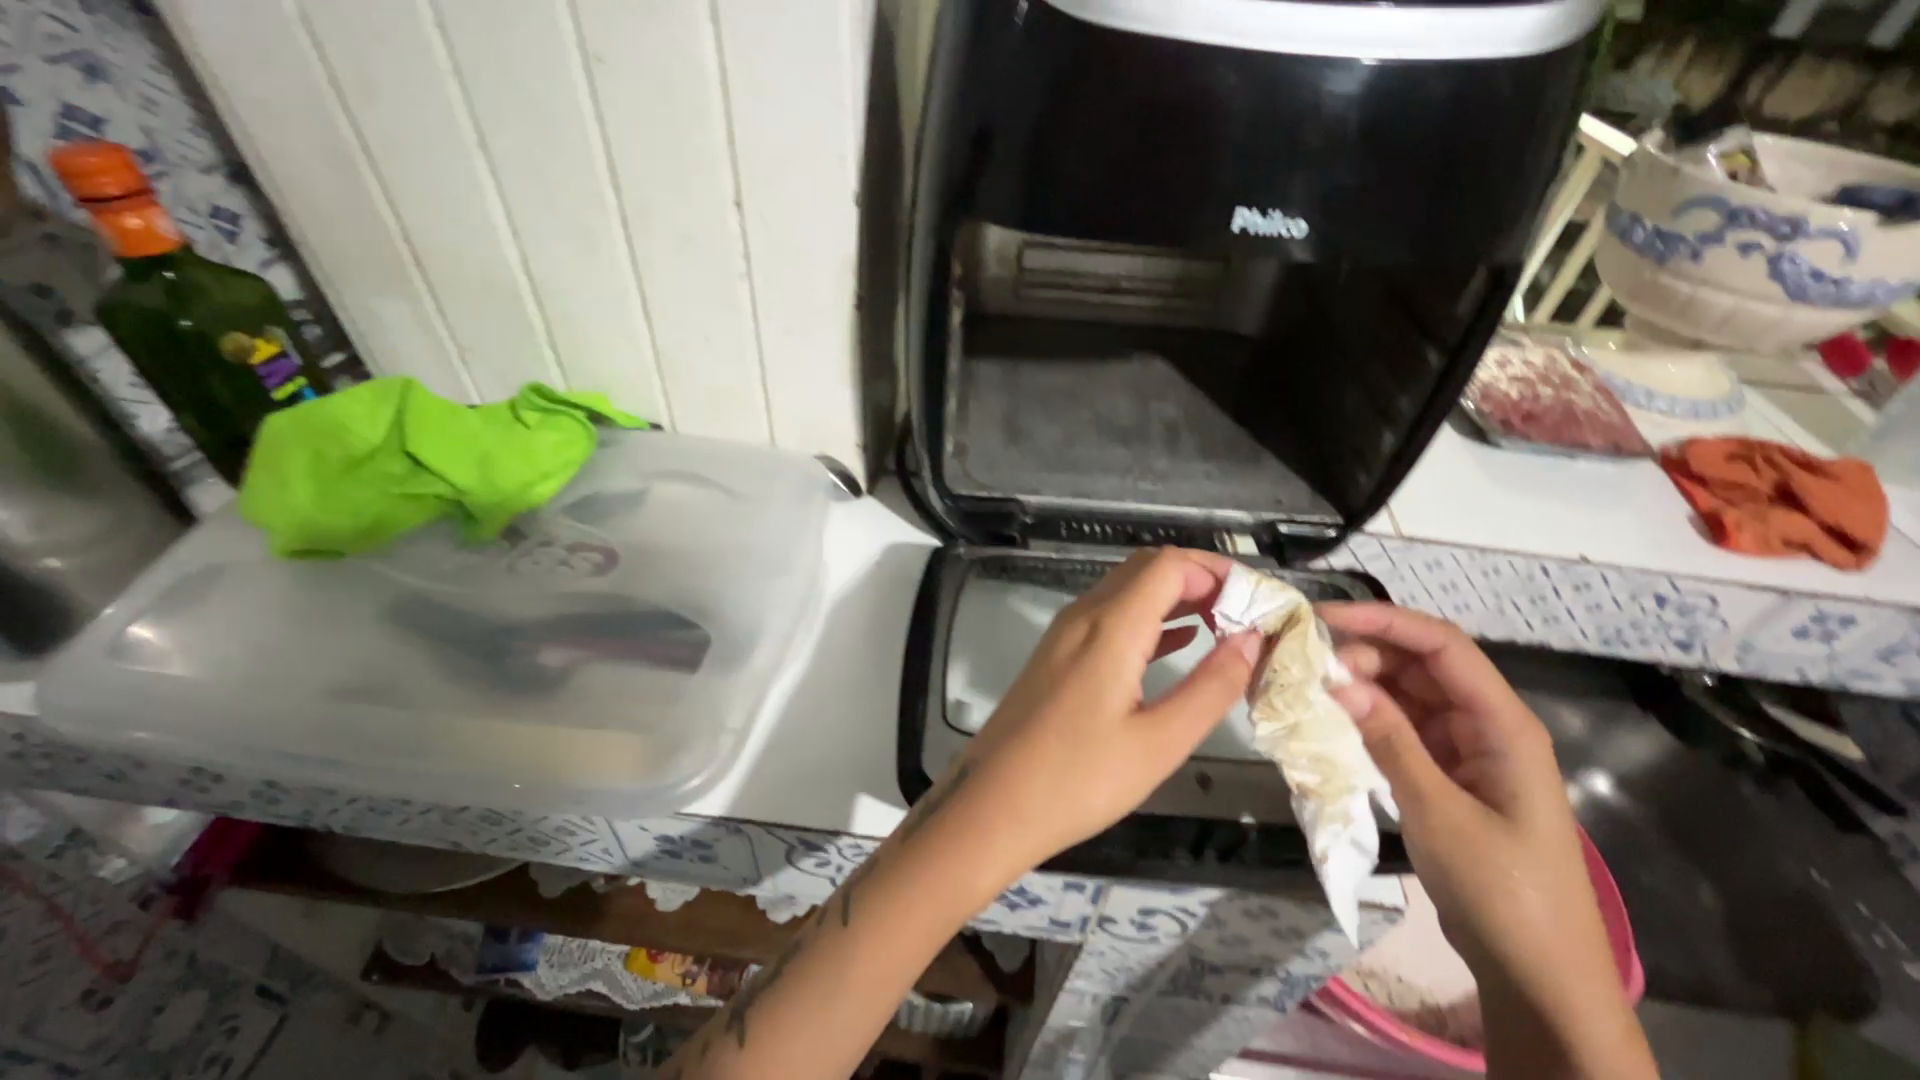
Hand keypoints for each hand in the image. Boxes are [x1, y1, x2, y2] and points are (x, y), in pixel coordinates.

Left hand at [949, 548, 1261, 876]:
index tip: (1262, 601)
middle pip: (1148, 569)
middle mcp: (1084, 616)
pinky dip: (1150, 620)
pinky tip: (1179, 642)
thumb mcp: (1159, 742)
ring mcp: (1065, 636)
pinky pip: (1111, 618)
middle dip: (1202, 579)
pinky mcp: (1057, 658)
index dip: (1219, 572)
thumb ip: (1211, 687)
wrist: (991, 807)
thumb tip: (1253, 638)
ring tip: (1227, 625)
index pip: (1171, 565)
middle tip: (1249, 613)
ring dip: (1176, 598)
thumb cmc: (1078, 780)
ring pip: (1127, 592)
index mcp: (1110, 626)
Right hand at [1320, 603, 1651, 1075]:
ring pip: (1410, 698)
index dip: (1383, 622)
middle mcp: (1487, 727)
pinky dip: (1370, 723)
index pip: (1442, 646)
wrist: (1538, 972)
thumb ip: (1390, 741)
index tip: (1321, 619)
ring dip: (1363, 688)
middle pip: (1423, 667)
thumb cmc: (1500, 889)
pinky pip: (1407, 733)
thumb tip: (1339, 681)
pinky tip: (1332, 723)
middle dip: (1365, 655)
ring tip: (1308, 688)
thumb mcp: (1438, 812)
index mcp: (1503, 724)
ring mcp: (1469, 753)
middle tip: (1304, 665)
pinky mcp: (1451, 780)